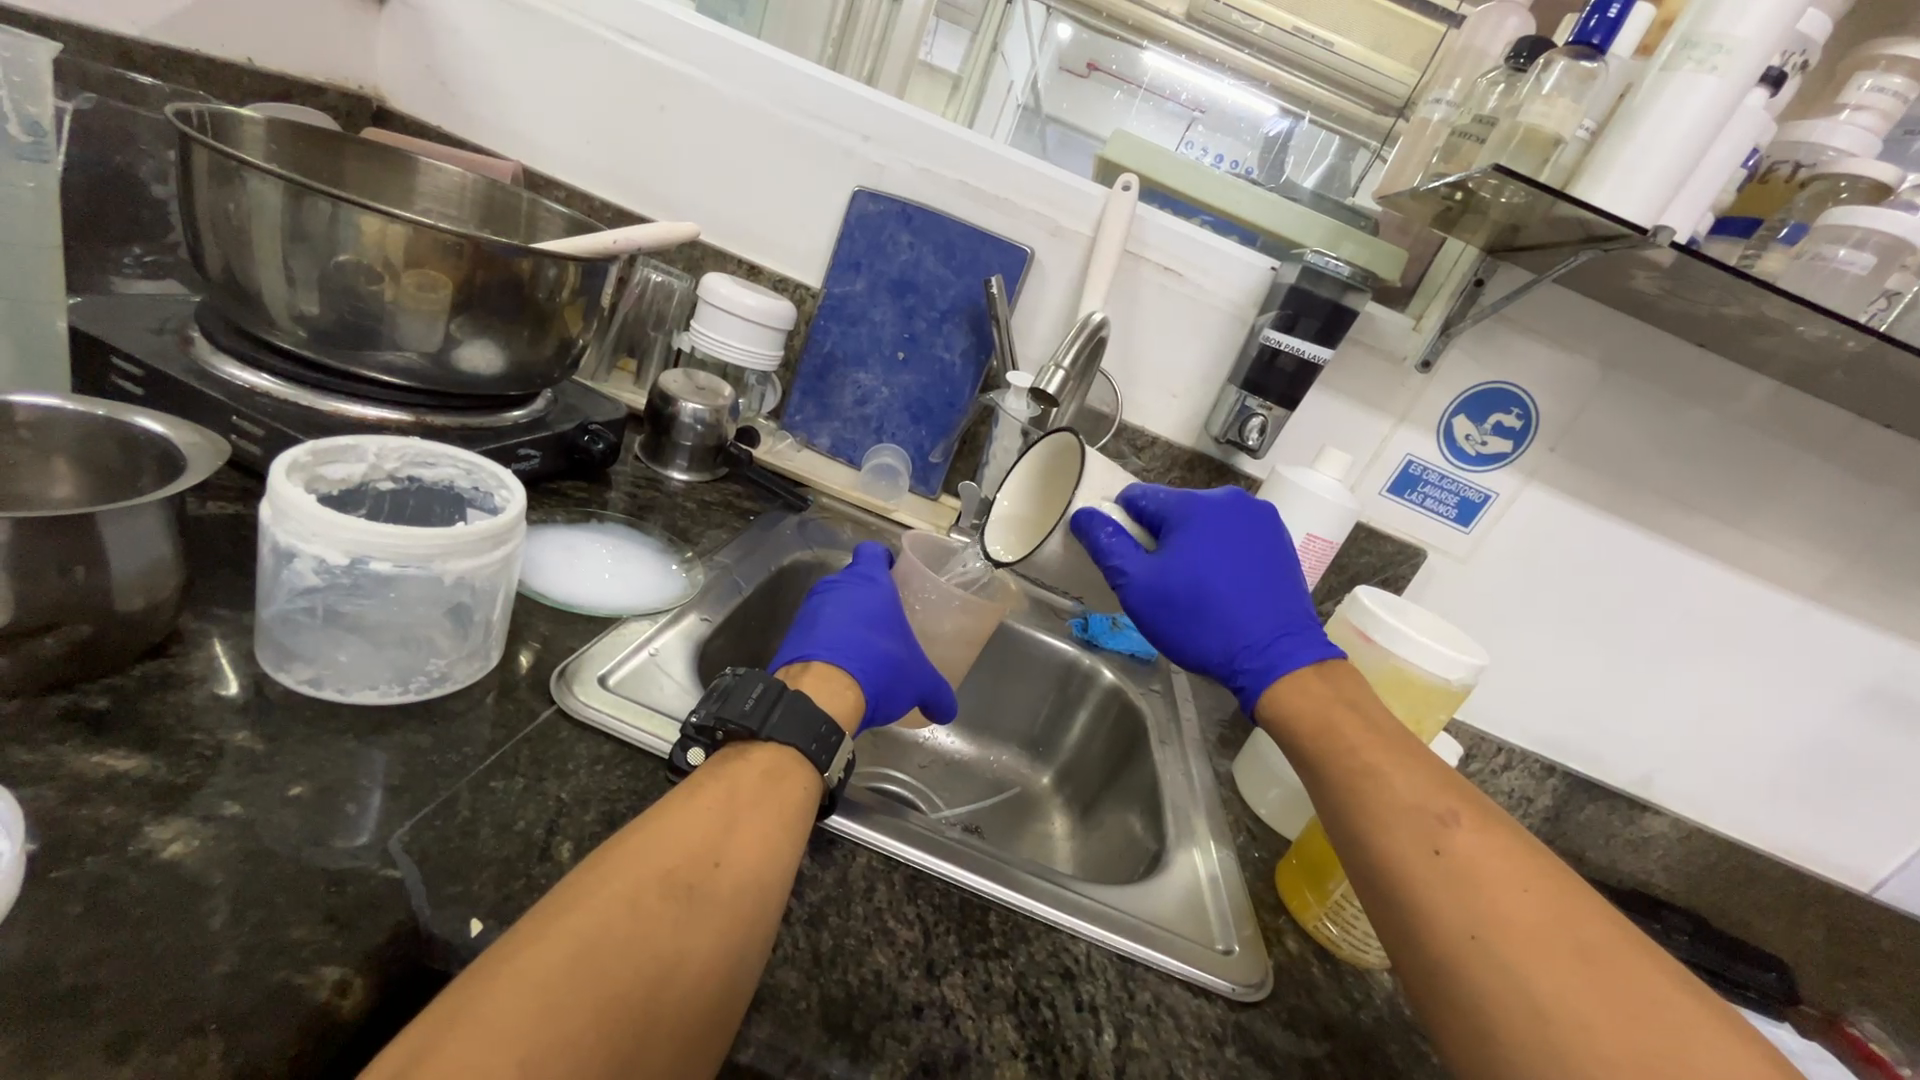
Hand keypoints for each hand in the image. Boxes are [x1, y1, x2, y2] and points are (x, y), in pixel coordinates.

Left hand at [768, 541, 958, 733]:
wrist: (818, 697)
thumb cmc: (879, 669)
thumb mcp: (918, 682)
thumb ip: (937, 692)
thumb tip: (947, 710)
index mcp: (870, 583)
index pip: (872, 552)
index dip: (882, 561)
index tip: (893, 576)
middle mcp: (836, 587)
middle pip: (852, 580)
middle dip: (866, 598)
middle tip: (884, 622)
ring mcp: (809, 610)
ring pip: (830, 605)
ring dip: (844, 622)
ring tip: (862, 650)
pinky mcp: (790, 636)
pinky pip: (812, 632)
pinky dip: (824, 644)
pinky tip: (839, 668)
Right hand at [1070, 484, 1343, 714]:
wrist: (1275, 657)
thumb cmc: (1198, 620)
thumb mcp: (1138, 587)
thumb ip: (1106, 545)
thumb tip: (1083, 515)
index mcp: (1190, 504)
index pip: (1136, 498)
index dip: (1122, 527)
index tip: (1126, 562)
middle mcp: (1228, 499)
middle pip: (1173, 510)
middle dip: (1159, 539)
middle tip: (1160, 583)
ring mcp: (1260, 518)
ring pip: (1205, 523)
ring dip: (1192, 546)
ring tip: (1193, 589)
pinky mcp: (1279, 540)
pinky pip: (1235, 537)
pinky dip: (1221, 554)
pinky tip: (1223, 588)